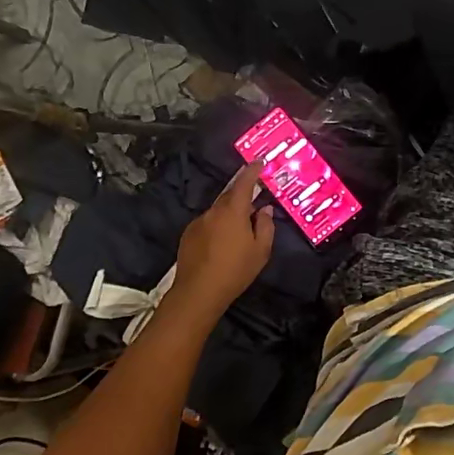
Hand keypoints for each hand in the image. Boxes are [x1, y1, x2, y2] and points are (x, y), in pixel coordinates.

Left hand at [170, 162, 275, 316]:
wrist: (198, 291)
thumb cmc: (235, 270)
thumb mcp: (261, 250)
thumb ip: (266, 226)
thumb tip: (264, 209)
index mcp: (233, 211)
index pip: (244, 183)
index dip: (252, 171)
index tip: (258, 162)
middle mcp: (213, 211)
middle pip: (229, 196)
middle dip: (242, 198)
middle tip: (254, 206)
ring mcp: (198, 222)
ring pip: (217, 212)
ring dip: (228, 216)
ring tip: (238, 235)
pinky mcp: (188, 234)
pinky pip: (207, 224)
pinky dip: (216, 227)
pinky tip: (220, 246)